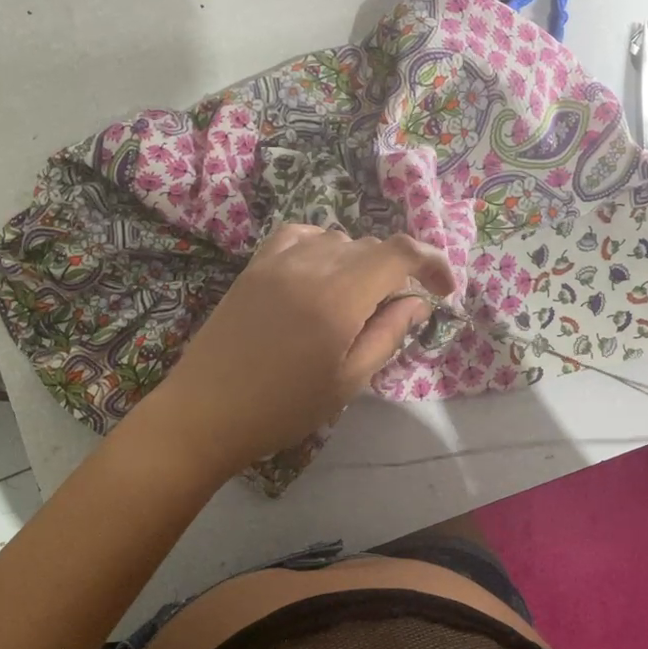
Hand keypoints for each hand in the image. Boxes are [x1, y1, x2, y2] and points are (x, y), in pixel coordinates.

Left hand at [132, 224, 454, 477]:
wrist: (205, 412)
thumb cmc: (281, 409)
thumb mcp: (347, 382)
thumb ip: (387, 335)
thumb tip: (416, 301)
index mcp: (340, 297)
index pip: (399, 252)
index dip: (431, 262)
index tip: (443, 288)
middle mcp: (310, 266)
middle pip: (369, 245)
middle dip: (394, 270)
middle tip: (395, 309)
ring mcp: (276, 262)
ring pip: (336, 239)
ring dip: (358, 261)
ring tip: (354, 299)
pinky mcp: (252, 267)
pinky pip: (297, 237)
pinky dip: (319, 247)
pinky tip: (318, 274)